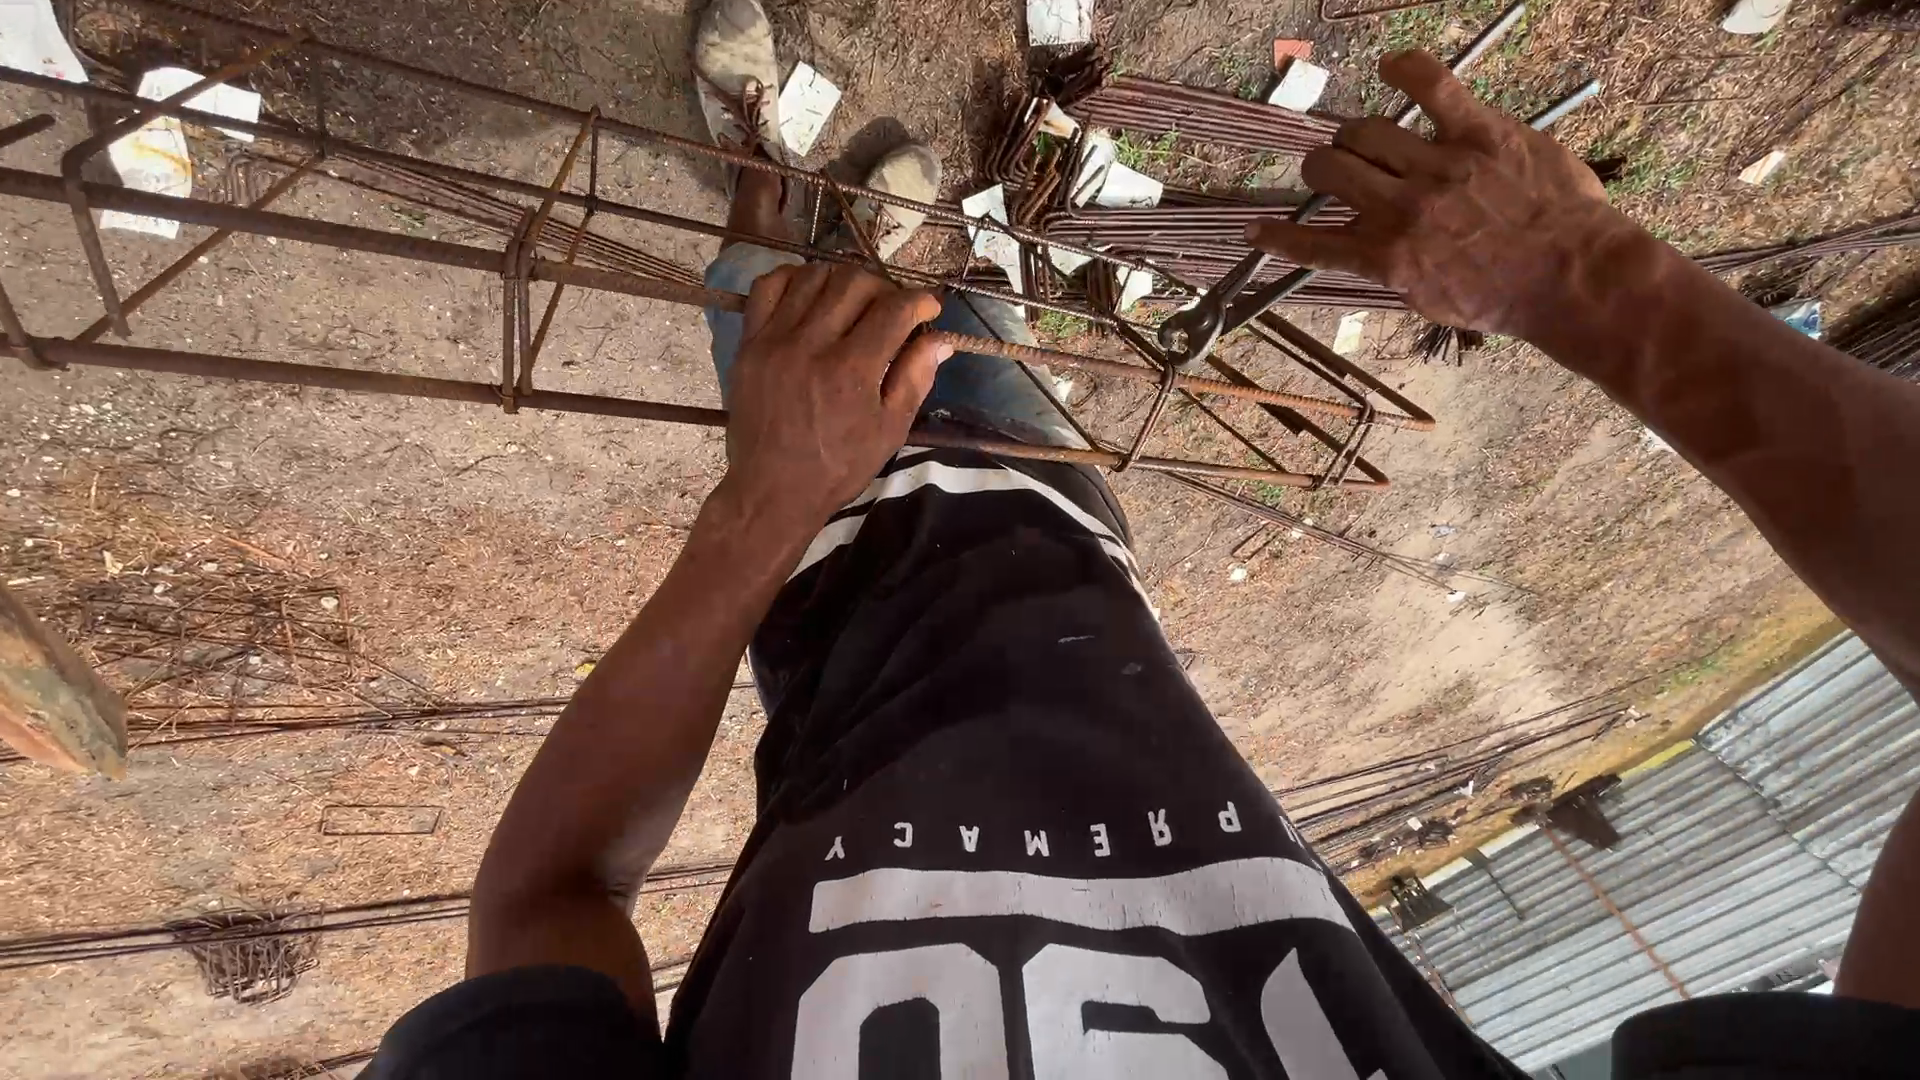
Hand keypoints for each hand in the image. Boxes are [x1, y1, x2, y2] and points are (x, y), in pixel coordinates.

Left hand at [719, 262, 950, 528]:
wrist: (773, 490)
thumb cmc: (838, 467)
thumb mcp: (889, 431)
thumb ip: (915, 379)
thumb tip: (940, 339)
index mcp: (852, 371)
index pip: (893, 309)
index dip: (920, 300)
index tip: (929, 307)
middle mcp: (811, 345)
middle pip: (854, 282)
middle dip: (884, 288)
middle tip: (893, 308)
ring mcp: (774, 340)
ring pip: (813, 277)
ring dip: (843, 280)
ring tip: (855, 302)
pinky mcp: (748, 343)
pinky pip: (767, 287)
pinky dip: (794, 279)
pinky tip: (811, 295)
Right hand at [1246, 50, 1638, 338]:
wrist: (1569, 275)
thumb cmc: (1496, 297)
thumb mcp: (1421, 297)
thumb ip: (1383, 266)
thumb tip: (1359, 244)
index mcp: (1383, 257)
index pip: (1312, 243)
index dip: (1274, 237)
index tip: (1252, 229)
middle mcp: (1399, 209)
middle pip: (1331, 170)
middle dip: (1319, 168)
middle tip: (1327, 169)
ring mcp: (1438, 167)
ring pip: (1367, 132)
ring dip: (1351, 135)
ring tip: (1358, 138)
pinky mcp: (1480, 134)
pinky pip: (1436, 89)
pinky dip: (1407, 70)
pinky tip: (1390, 66)